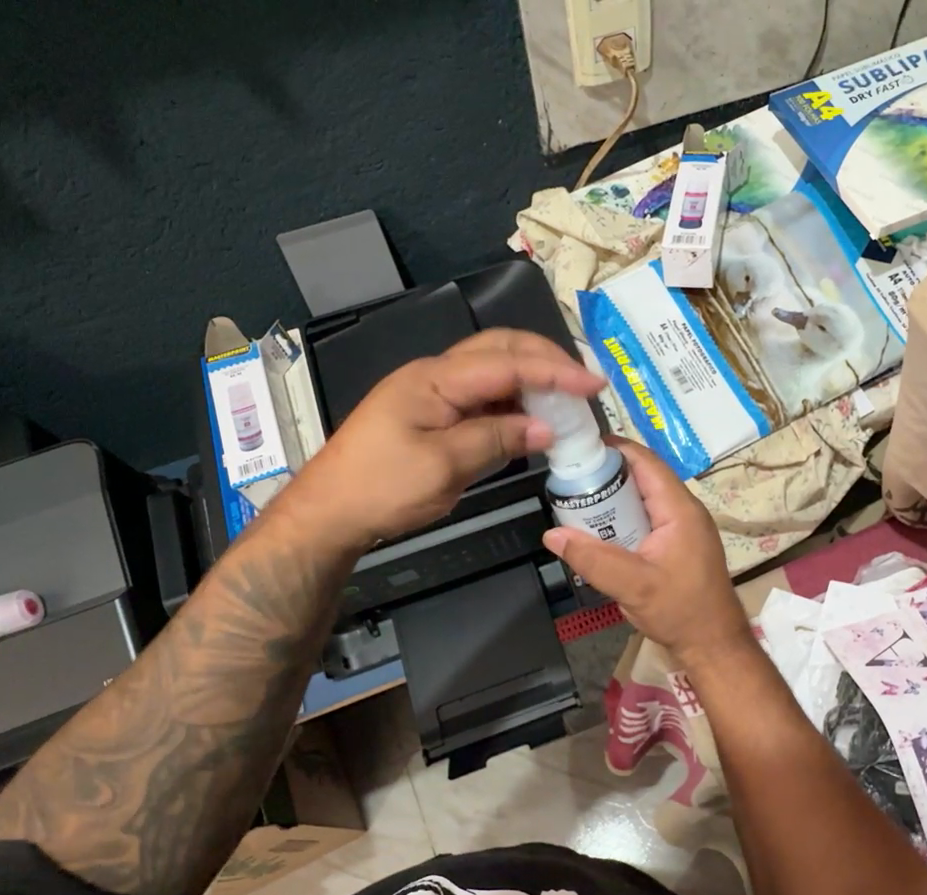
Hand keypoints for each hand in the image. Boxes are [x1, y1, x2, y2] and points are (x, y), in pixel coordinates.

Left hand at [275, 329, 606, 551]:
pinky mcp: (433, 415)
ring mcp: (433, 394)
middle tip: (586, 382)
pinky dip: (514, 403)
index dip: (555, 370)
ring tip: (569, 398)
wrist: (330, 511)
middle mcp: (436, 375)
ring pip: (493, 371)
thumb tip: (546, 428)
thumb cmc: (382, 488)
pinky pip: (483, 398)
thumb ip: (497, 440)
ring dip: (533, 379)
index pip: (507, 362)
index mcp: (436, 379)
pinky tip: (535, 418)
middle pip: (500, 350)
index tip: (595, 384)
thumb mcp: (444, 467)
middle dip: (547, 360)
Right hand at [542, 439, 751, 663]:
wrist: (713, 645)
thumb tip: (552, 534)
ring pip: (644, 500)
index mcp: (679, 509)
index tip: (580, 446)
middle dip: (608, 474)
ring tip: (577, 500)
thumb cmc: (681, 612)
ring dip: (614, 499)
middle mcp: (684, 511)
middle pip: (643, 478)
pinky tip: (600, 531)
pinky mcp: (678, 546)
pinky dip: (623, 519)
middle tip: (570, 476)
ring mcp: (683, 529)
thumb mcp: (632, 586)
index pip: (646, 463)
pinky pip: (647, 520)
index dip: (615, 449)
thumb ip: (592, 559)